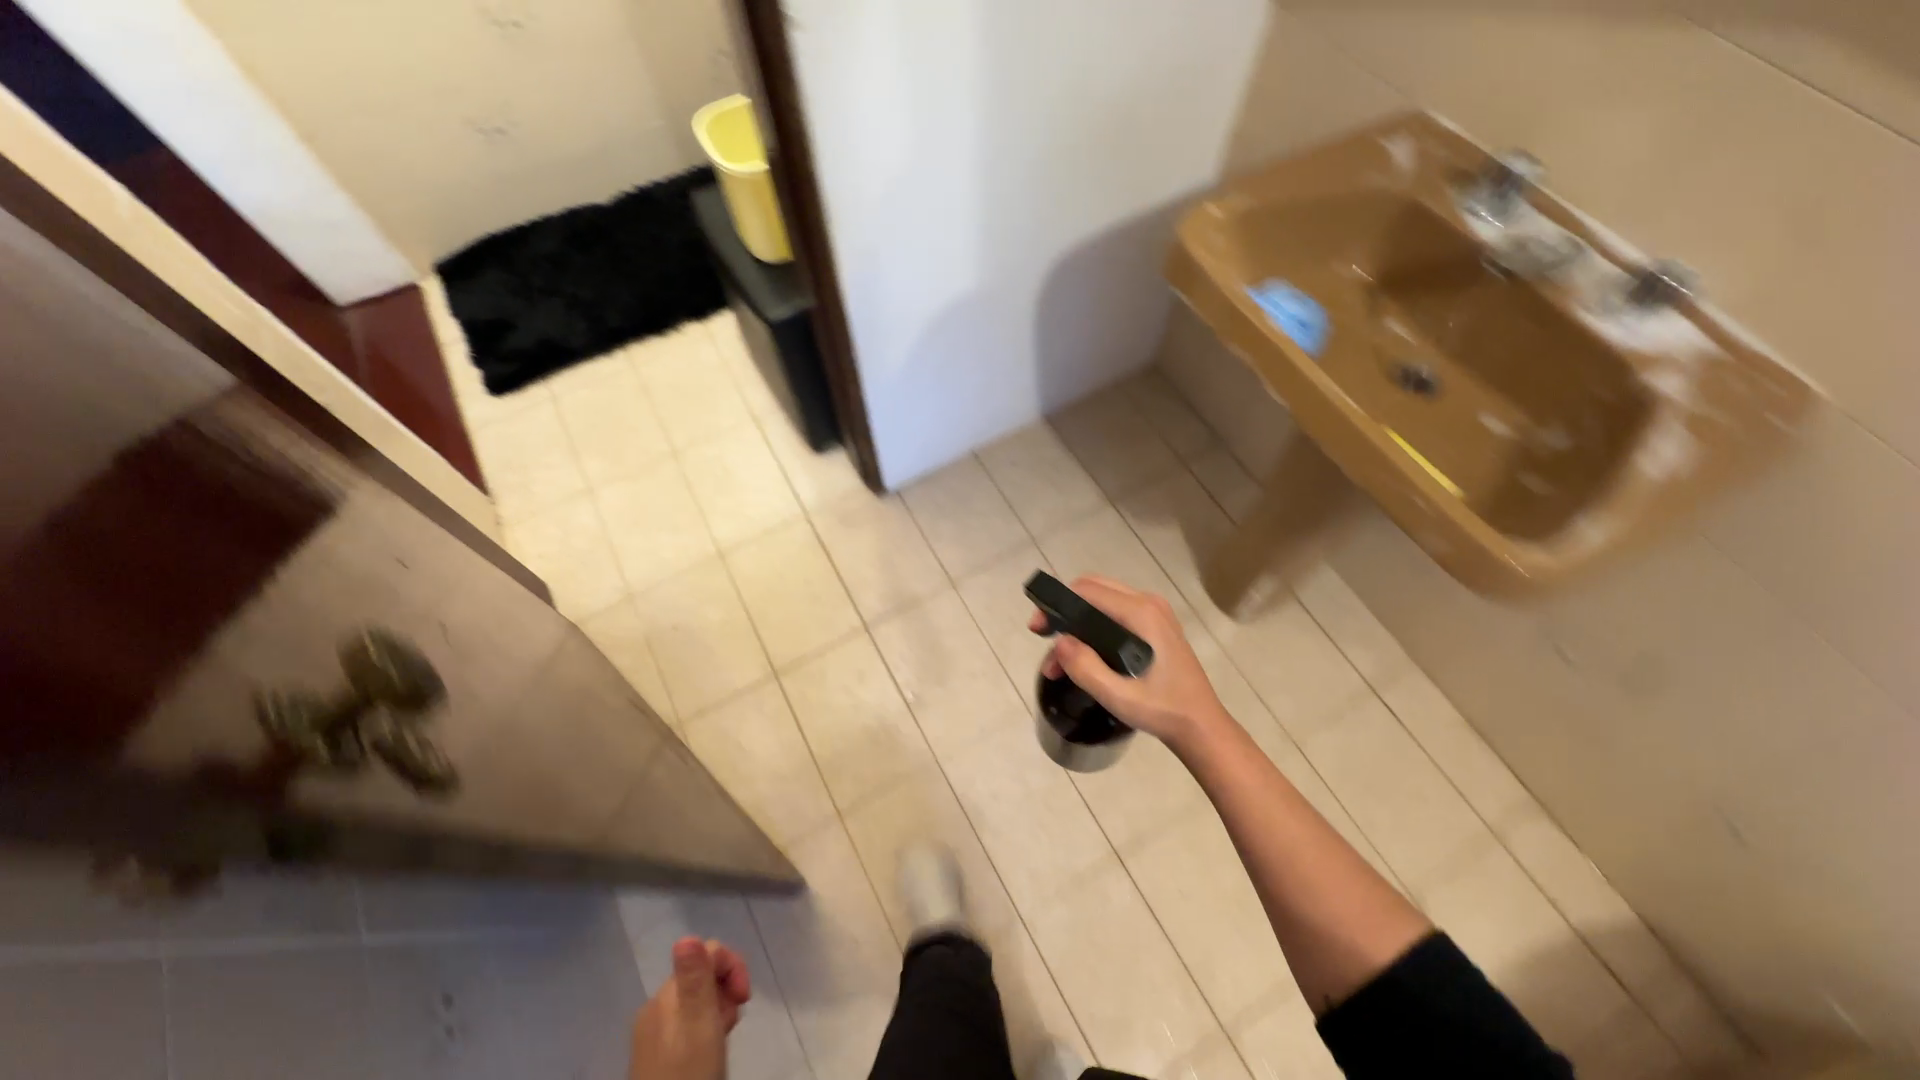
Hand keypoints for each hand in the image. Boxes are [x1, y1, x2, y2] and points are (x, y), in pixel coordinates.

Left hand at [628, 937, 751, 1079]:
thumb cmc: (688, 1072)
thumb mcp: (698, 1023)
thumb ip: (695, 979)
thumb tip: (686, 935)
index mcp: (666, 996)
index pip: (705, 953)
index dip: (732, 967)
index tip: (744, 998)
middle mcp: (658, 1008)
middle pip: (702, 977)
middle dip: (726, 991)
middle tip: (732, 1023)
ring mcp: (657, 1033)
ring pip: (698, 1002)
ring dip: (719, 1011)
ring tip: (724, 1039)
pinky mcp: (661, 1055)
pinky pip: (690, 1025)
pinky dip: (707, 1030)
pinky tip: (711, 1051)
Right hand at [1029, 575, 1231, 748]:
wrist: (1200, 725)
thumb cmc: (1163, 710)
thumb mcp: (1119, 696)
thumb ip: (1086, 668)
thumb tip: (1059, 643)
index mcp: (1142, 614)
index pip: (1088, 591)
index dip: (1057, 605)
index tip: (1037, 629)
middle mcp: (1148, 604)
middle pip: (1093, 590)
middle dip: (1063, 611)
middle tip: (1042, 639)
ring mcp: (1154, 613)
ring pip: (1102, 602)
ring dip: (1076, 624)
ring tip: (1057, 664)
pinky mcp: (1154, 626)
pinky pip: (1115, 615)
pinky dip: (1092, 630)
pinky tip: (1081, 659)